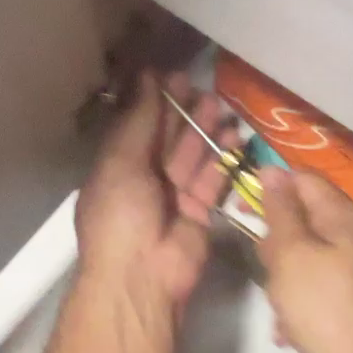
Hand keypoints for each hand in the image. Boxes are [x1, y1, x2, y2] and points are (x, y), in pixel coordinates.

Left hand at [73, 72, 237, 336]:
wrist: (141, 277)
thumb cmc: (120, 215)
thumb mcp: (121, 161)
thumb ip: (140, 120)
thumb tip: (147, 77)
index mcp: (117, 167)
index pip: (138, 126)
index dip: (155, 101)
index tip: (174, 76)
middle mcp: (144, 179)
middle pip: (167, 139)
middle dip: (184, 113)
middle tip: (203, 87)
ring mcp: (172, 197)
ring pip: (192, 156)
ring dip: (205, 131)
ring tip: (222, 105)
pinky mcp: (199, 212)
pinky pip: (212, 179)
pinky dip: (223, 159)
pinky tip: (235, 136)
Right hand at [256, 169, 352, 352]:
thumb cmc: (322, 306)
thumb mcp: (291, 253)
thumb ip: (280, 210)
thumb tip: (272, 169)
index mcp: (345, 217)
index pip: (304, 179)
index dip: (272, 187)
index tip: (244, 209)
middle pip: (306, 218)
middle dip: (277, 242)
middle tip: (265, 265)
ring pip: (308, 255)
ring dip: (285, 276)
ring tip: (279, 305)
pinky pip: (319, 284)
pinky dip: (300, 300)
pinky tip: (289, 329)